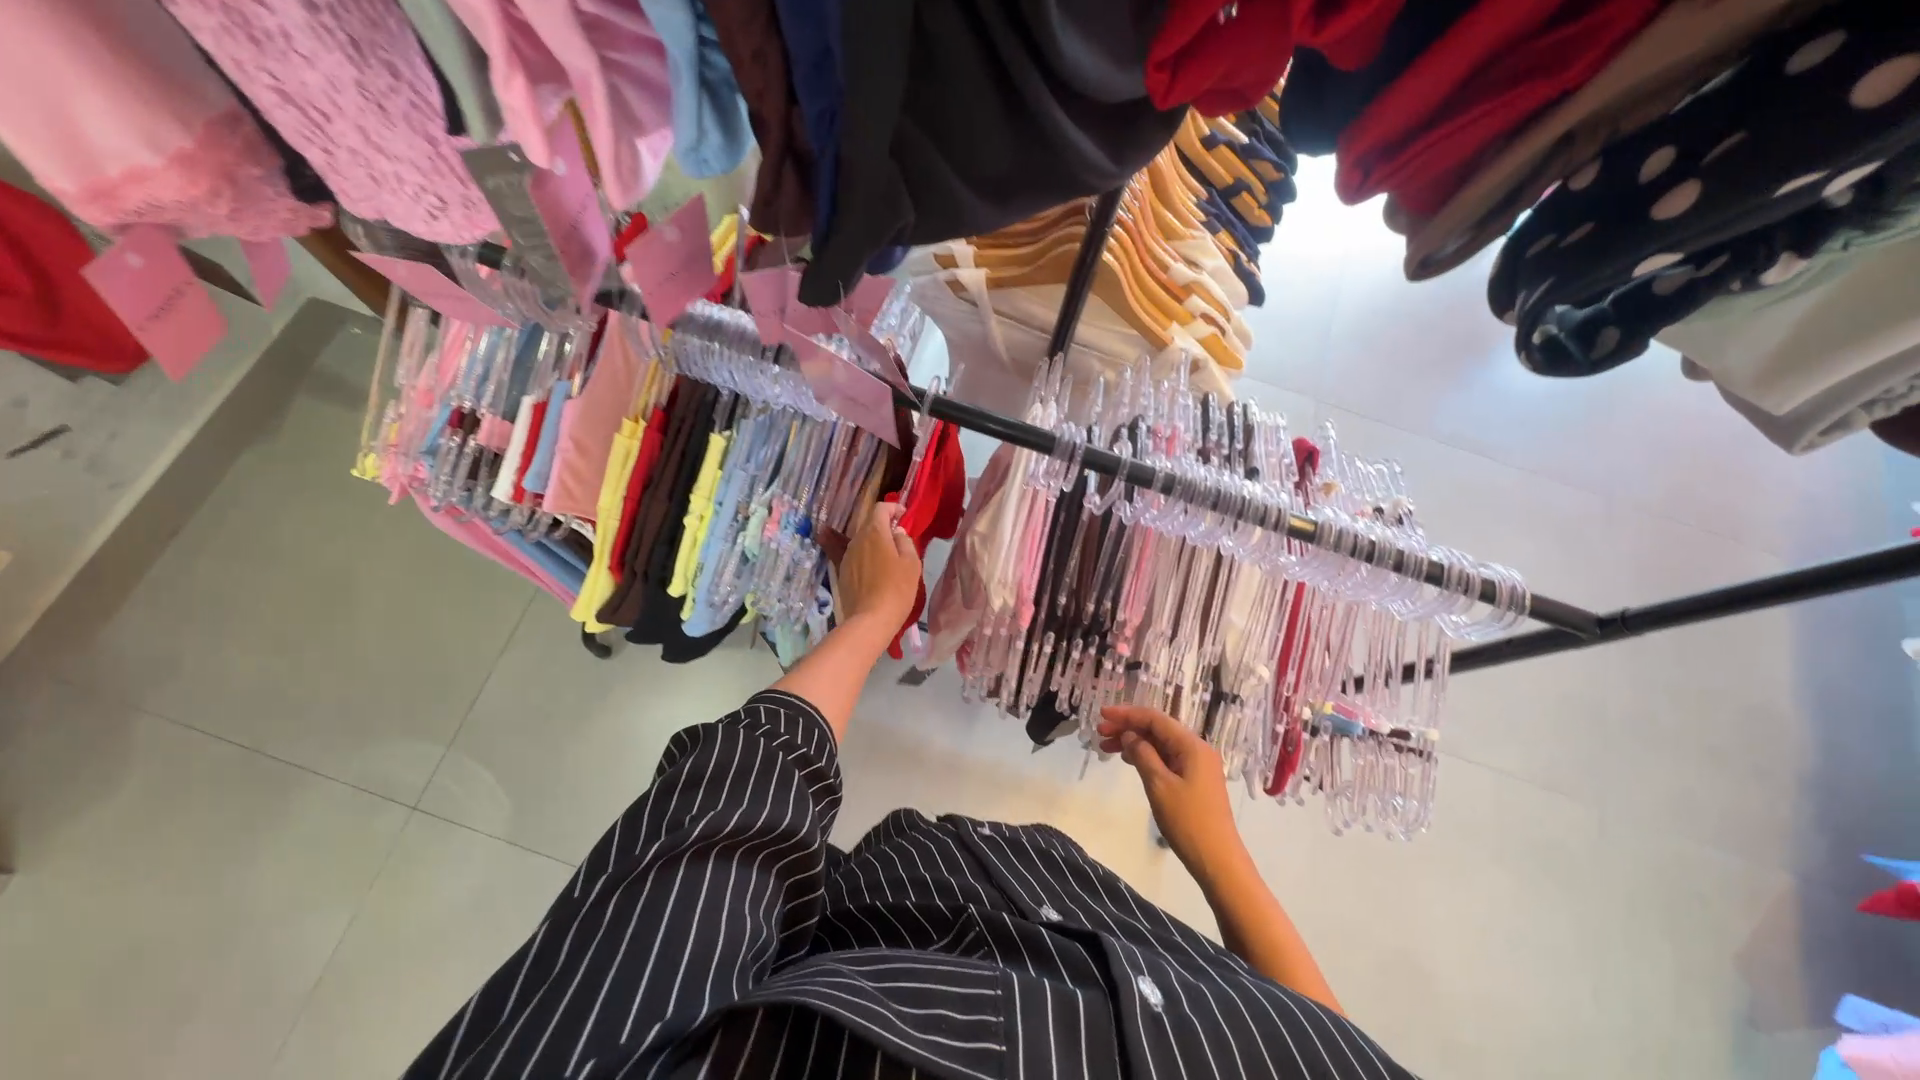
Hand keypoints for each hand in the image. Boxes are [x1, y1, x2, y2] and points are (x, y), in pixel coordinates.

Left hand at [838, 502, 921, 630]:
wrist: (870, 620)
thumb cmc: (896, 589)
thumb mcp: (911, 563)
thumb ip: (905, 541)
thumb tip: (896, 533)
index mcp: (874, 532)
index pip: (880, 508)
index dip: (893, 508)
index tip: (904, 517)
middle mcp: (856, 540)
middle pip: (869, 524)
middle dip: (884, 526)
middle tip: (899, 539)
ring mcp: (846, 556)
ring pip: (861, 542)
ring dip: (874, 543)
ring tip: (888, 558)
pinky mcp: (842, 573)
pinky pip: (856, 557)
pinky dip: (866, 558)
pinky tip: (875, 572)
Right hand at [1098, 704, 1243, 876]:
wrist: (1217, 859)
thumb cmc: (1187, 821)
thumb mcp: (1159, 785)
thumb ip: (1142, 754)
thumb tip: (1129, 734)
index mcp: (1192, 745)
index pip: (1155, 719)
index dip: (1127, 714)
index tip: (1102, 714)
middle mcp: (1197, 749)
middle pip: (1158, 729)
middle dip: (1128, 727)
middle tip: (1100, 733)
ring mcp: (1197, 766)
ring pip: (1161, 744)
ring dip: (1135, 742)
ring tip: (1107, 747)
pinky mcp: (1194, 781)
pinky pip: (1167, 759)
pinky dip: (1146, 756)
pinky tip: (1129, 760)